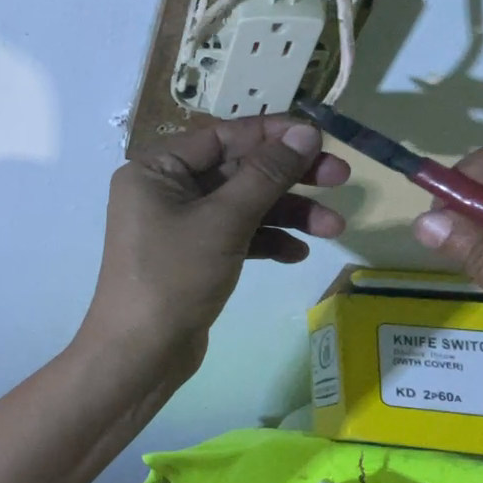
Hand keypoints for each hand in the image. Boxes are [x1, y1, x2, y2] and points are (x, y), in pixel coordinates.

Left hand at [76, 117, 350, 379]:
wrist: (141, 350)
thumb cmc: (174, 275)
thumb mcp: (224, 220)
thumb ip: (266, 174)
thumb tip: (305, 133)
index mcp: (154, 170)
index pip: (220, 136)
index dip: (273, 134)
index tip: (325, 139)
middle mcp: (161, 190)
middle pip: (235, 168)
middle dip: (288, 176)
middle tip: (342, 179)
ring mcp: (175, 224)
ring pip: (240, 204)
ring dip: (287, 212)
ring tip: (335, 228)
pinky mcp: (190, 255)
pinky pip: (234, 234)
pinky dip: (266, 240)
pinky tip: (296, 254)